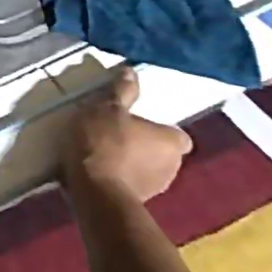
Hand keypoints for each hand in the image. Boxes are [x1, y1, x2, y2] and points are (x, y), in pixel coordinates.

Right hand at [61, 68, 192, 203]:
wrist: (95, 187)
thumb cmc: (105, 141)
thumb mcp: (107, 108)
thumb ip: (122, 91)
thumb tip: (131, 71)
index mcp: (172, 142)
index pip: (176, 134)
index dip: (157, 128)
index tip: (133, 122)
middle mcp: (175, 165)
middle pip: (162, 150)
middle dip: (143, 143)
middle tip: (113, 131)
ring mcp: (159, 186)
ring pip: (149, 167)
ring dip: (132, 160)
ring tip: (102, 150)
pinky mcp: (141, 199)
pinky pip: (134, 181)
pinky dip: (122, 174)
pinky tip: (99, 166)